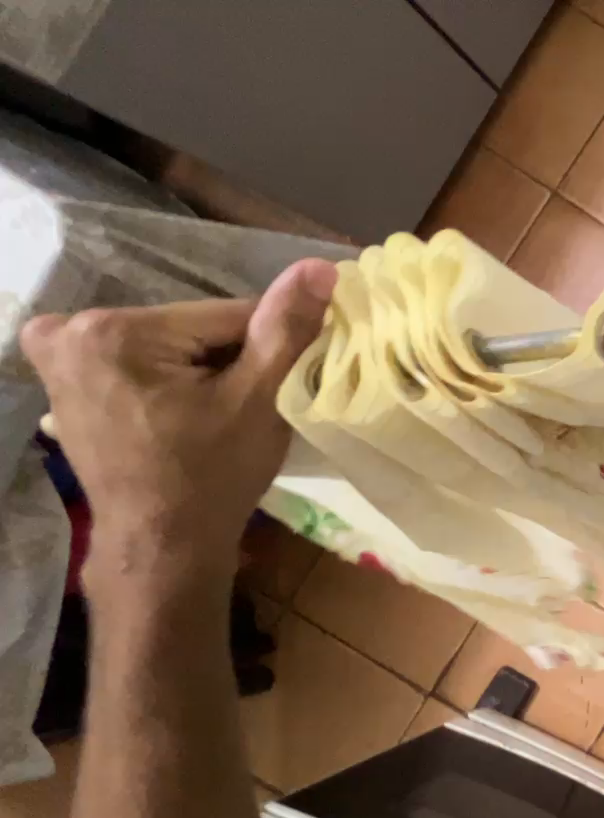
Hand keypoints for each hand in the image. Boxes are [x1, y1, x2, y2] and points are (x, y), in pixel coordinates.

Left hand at [20, 259, 336, 583]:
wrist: (163, 537)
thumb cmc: (215, 471)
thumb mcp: (260, 399)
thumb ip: (286, 329)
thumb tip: (321, 268)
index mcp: (117, 328)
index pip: (229, 315)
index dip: (270, 350)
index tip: (283, 389)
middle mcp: (69, 327)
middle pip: (196, 328)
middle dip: (233, 361)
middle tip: (251, 408)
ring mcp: (56, 352)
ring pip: (174, 344)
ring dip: (209, 371)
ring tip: (223, 416)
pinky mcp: (62, 376)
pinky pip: (145, 361)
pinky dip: (177, 381)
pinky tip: (190, 416)